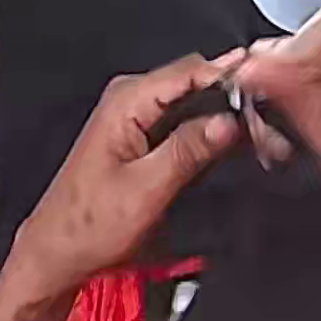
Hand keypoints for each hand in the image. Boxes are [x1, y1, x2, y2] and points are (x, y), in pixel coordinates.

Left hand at [7, 53, 242, 300]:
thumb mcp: (145, 190)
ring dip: (220, 113)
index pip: (189, 70)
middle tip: (263, 121)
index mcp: (127, 101)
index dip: (228, 77)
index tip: (262, 91)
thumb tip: (227, 122)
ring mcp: (134, 113)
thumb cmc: (88, 224)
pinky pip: (180, 115)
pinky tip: (225, 142)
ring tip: (253, 133)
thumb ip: (187, 151)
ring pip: (189, 98)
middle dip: (229, 96)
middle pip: (192, 79)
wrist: (57, 251)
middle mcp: (129, 98)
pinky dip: (205, 126)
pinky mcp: (140, 130)